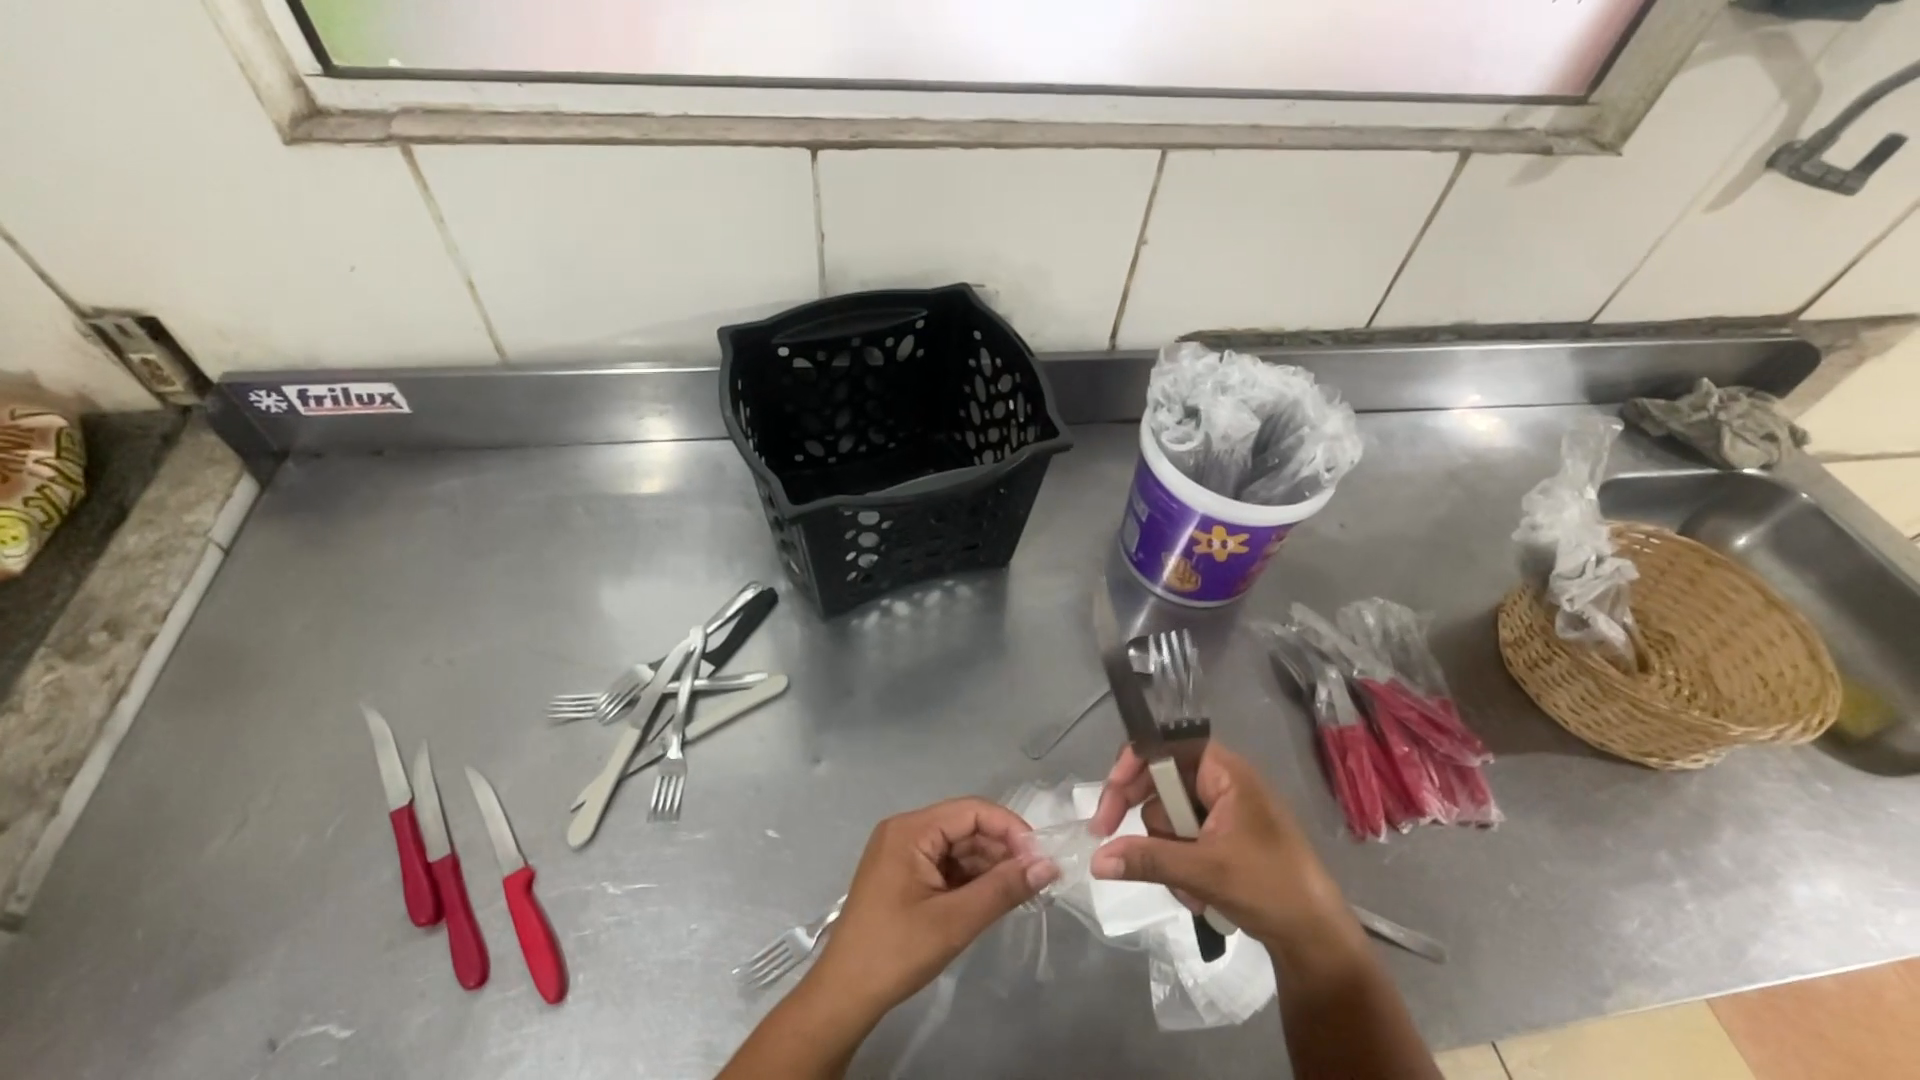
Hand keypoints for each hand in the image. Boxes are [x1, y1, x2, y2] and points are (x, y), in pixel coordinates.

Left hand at [804, 797, 1057, 1016]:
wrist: (845, 994)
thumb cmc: (896, 951)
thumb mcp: (956, 920)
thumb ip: (1004, 888)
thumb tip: (1048, 865)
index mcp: (910, 830)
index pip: (972, 811)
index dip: (1011, 830)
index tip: (1041, 859)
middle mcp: (904, 832)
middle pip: (966, 826)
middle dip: (1002, 849)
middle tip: (1036, 879)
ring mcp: (901, 854)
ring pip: (958, 847)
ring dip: (990, 866)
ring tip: (1020, 892)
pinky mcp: (903, 876)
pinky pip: (946, 865)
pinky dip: (971, 879)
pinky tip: (993, 898)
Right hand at [1089, 742, 1348, 953]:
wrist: (1315, 936)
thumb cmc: (1269, 886)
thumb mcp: (1204, 871)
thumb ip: (1148, 859)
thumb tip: (1096, 859)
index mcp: (1225, 773)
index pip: (1167, 746)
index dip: (1133, 764)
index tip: (1110, 798)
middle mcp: (1221, 785)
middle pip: (1160, 784)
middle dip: (1146, 821)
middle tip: (1110, 838)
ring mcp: (1222, 814)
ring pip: (1167, 819)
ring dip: (1166, 854)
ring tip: (1189, 887)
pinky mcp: (1222, 841)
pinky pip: (1181, 842)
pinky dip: (1180, 867)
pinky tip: (1198, 895)